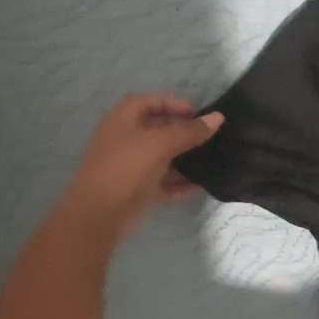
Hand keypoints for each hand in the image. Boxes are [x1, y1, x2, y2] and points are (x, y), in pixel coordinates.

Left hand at [55, 94, 222, 243]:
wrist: (100, 215)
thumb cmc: (127, 168)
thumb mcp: (160, 144)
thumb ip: (190, 131)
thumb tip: (218, 118)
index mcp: (123, 121)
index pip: (148, 102)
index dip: (172, 103)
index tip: (197, 113)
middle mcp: (126, 141)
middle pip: (158, 130)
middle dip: (183, 132)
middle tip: (209, 136)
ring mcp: (132, 167)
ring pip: (163, 158)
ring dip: (185, 158)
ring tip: (211, 159)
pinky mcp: (139, 191)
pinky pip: (164, 182)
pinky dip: (181, 183)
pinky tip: (201, 185)